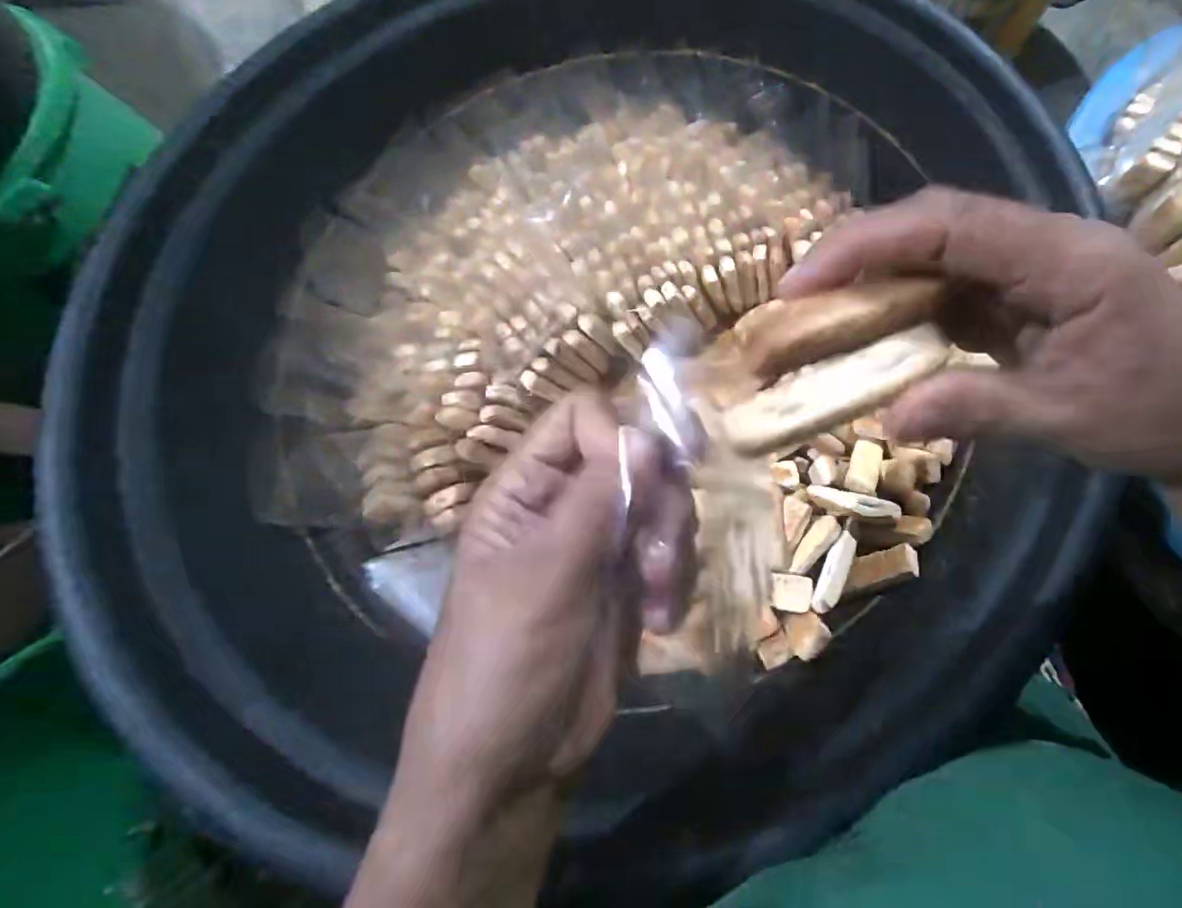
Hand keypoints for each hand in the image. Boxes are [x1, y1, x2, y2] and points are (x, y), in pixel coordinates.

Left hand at [349, 393, 693, 907]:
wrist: (512, 764)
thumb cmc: (505, 662)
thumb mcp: (547, 574)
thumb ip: (599, 498)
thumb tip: (646, 431)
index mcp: (525, 490)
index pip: (581, 417)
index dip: (617, 436)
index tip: (640, 480)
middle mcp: (567, 505)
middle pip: (639, 457)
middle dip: (659, 504)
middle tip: (654, 558)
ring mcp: (603, 542)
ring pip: (665, 501)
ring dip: (673, 546)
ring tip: (655, 597)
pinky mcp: (632, 578)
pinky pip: (675, 548)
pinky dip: (677, 578)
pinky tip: (659, 619)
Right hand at [778, 187, 1181, 483]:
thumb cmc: (1164, 416)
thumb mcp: (1071, 420)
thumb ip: (980, 410)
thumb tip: (889, 419)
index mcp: (1067, 256)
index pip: (949, 225)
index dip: (867, 244)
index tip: (804, 281)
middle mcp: (1050, 242)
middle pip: (939, 223)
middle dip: (862, 254)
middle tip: (799, 297)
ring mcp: (1041, 264)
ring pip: (945, 250)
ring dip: (883, 277)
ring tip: (825, 312)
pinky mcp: (1035, 291)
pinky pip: (962, 284)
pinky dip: (915, 304)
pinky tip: (881, 329)